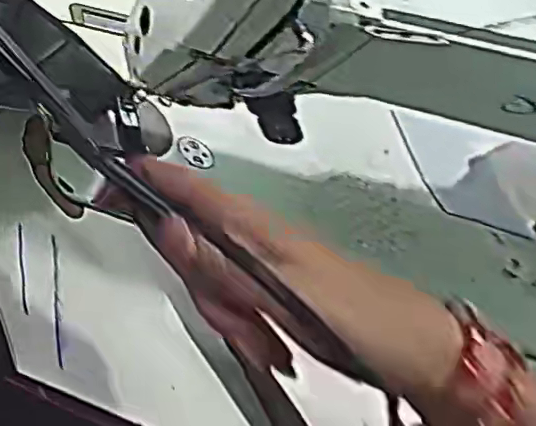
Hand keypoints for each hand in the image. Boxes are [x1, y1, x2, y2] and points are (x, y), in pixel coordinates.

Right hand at [116, 158, 461, 405]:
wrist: (431, 358)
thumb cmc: (364, 315)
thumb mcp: (276, 289)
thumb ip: (213, 257)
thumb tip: (162, 223)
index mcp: (242, 216)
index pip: (169, 178)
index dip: (131, 176)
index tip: (105, 185)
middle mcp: (245, 227)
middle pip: (180, 232)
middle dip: (192, 274)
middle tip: (225, 306)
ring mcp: (256, 253)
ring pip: (202, 267)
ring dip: (221, 305)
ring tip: (259, 333)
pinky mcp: (268, 280)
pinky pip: (227, 290)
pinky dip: (239, 317)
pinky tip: (267, 336)